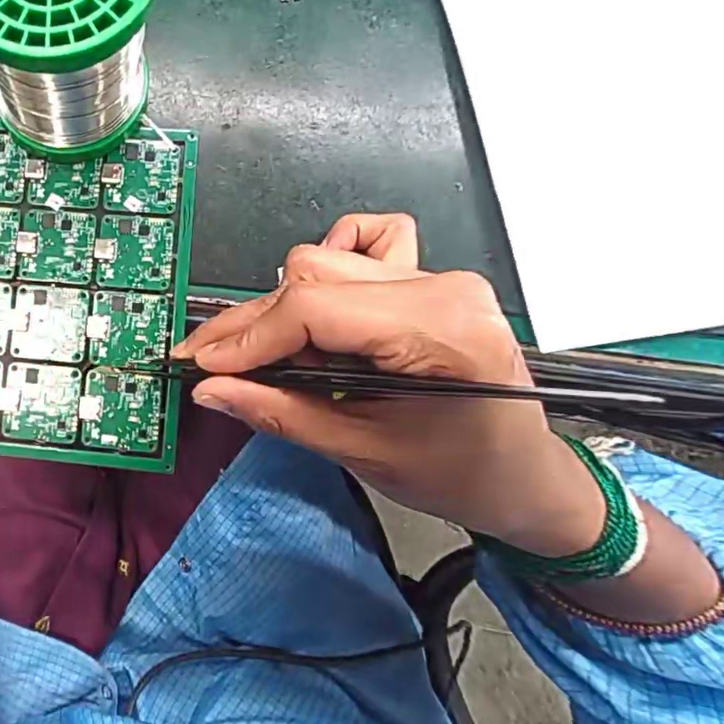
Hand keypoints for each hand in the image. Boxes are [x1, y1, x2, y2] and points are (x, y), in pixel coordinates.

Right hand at [173, 214, 605, 555]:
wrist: (519, 476)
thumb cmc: (461, 472)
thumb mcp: (360, 451)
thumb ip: (279, 412)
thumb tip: (213, 389)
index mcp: (440, 329)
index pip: (313, 307)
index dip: (246, 337)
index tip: (203, 365)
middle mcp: (442, 287)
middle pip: (311, 276)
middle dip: (251, 326)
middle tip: (214, 366)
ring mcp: (435, 277)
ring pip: (324, 261)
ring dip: (282, 311)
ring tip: (279, 363)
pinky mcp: (425, 281)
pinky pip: (362, 246)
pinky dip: (326, 271)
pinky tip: (316, 315)